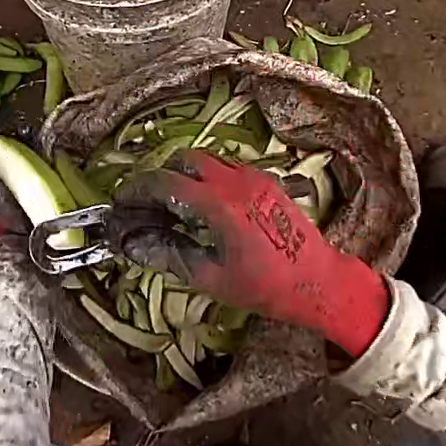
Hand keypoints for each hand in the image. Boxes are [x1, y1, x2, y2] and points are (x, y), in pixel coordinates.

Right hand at [116, 150, 388, 356]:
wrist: (321, 284)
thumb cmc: (266, 288)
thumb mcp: (211, 278)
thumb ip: (170, 255)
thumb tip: (135, 245)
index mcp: (218, 205)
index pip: (165, 182)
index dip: (138, 189)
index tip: (123, 199)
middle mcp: (234, 181)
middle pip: (185, 159)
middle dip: (161, 174)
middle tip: (150, 199)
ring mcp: (253, 177)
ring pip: (208, 158)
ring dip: (186, 172)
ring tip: (177, 200)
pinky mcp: (267, 180)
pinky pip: (228, 165)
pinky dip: (209, 175)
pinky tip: (208, 202)